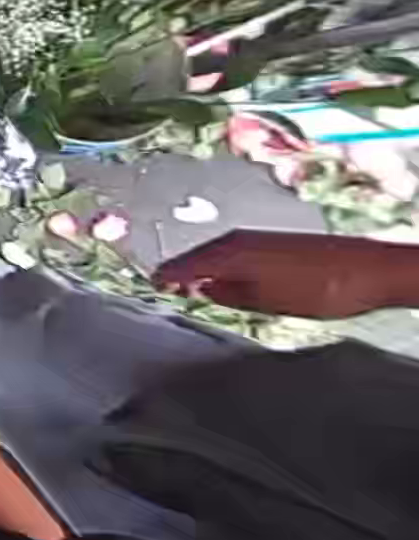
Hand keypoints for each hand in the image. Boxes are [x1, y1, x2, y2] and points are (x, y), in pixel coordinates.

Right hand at [154, 230, 403, 319]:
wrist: (381, 269)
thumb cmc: (321, 290)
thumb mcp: (267, 302)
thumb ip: (224, 295)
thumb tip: (197, 289)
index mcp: (222, 255)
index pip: (177, 266)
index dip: (163, 278)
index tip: (157, 289)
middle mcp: (230, 240)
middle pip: (192, 257)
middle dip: (182, 273)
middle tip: (179, 290)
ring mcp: (252, 237)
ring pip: (213, 253)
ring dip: (205, 268)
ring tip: (207, 285)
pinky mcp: (270, 239)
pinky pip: (232, 250)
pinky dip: (224, 263)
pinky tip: (236, 275)